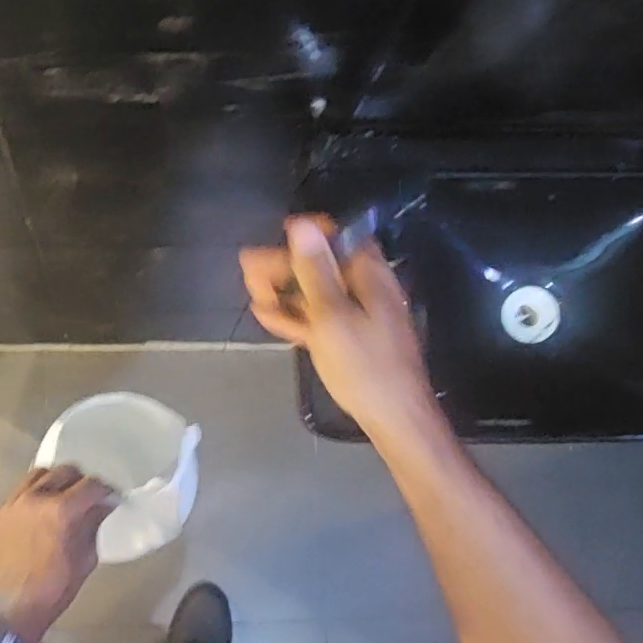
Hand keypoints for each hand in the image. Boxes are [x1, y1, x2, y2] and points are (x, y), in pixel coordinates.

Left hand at [0, 464, 117, 642]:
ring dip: (56, 481)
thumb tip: (102, 505)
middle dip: (82, 482)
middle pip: (65, 472)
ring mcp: (13, 503)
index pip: (91, 485)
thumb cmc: (54, 588)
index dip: (106, 489)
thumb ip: (94, 525)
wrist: (12, 609)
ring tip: (63, 497)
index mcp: (60, 511)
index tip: (112, 497)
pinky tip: (41, 511)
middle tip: (89, 498)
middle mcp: (35, 498)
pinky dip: (35, 493)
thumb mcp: (85, 558)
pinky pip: (21, 491)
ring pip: (40, 474)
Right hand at [240, 215, 437, 439]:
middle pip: (322, 265)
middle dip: (285, 267)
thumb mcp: (332, 316)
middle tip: (249, 274)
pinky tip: (268, 317)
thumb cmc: (364, 365)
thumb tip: (302, 225)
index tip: (273, 241)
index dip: (305, 235)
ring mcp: (359, 315)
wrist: (393, 417)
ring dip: (285, 293)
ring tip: (253, 296)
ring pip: (317, 293)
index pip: (338, 236)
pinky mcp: (351, 339)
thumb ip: (314, 271)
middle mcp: (366, 288)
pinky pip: (320, 319)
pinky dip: (296, 316)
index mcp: (369, 275)